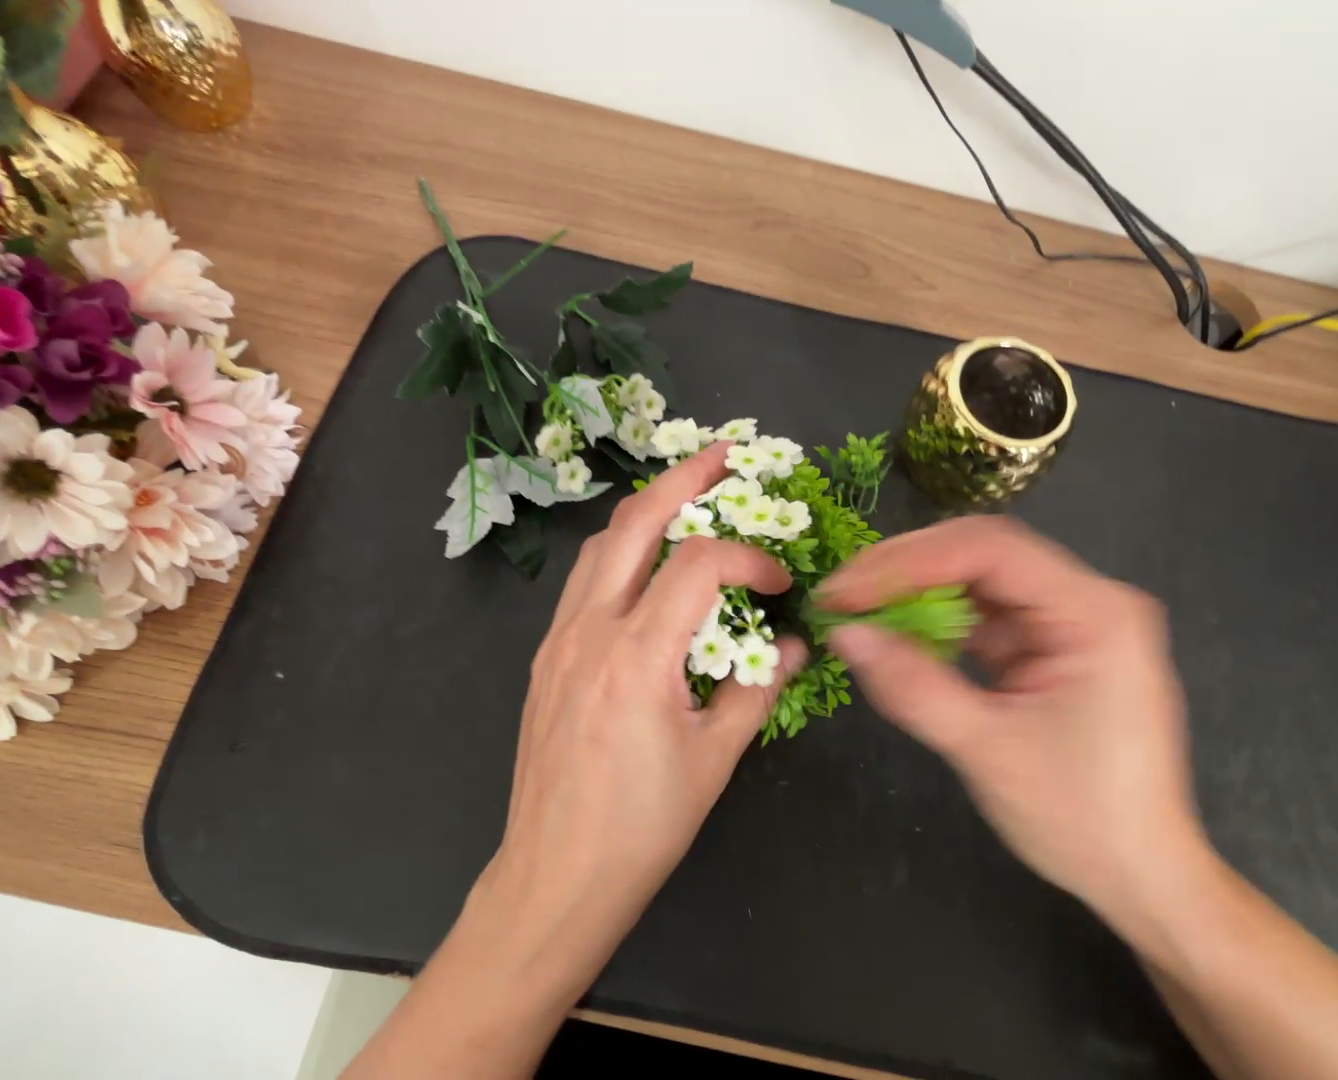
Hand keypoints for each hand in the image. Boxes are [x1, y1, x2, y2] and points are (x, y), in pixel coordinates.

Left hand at [472, 444, 805, 971]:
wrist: (555, 876)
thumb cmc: (642, 827)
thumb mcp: (715, 761)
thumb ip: (757, 691)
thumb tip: (793, 647)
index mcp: (637, 657)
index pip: (698, 565)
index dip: (748, 560)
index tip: (778, 586)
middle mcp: (589, 633)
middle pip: (633, 525)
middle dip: (682, 479)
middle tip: (722, 452)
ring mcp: (558, 643)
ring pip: (598, 548)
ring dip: (644, 513)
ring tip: (684, 498)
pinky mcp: (544, 661)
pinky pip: (582, 585)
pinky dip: (618, 556)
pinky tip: (643, 571)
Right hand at [819, 516, 1205, 931]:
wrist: (1139, 876)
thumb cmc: (1079, 818)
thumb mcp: (986, 749)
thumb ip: (913, 686)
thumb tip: (844, 635)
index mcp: (1093, 612)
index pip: (989, 551)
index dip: (906, 562)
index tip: (844, 591)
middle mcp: (1086, 601)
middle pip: (982, 556)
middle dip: (904, 571)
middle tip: (839, 597)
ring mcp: (1068, 623)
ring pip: (977, 583)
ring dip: (915, 595)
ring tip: (856, 611)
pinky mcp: (1050, 648)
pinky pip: (983, 618)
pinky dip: (935, 626)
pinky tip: (896, 636)